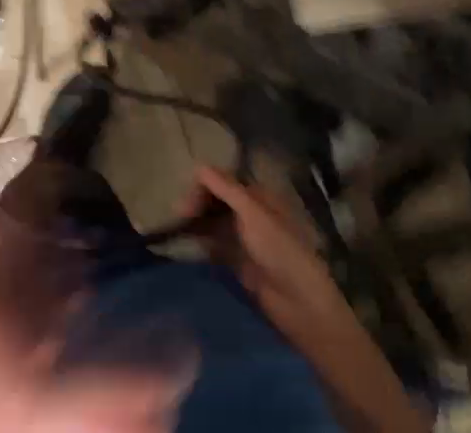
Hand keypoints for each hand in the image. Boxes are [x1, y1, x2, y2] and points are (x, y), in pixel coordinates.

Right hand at [183, 168, 428, 432]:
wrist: (299, 303)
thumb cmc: (280, 251)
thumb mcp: (254, 214)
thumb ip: (227, 189)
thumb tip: (199, 166)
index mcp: (260, 197)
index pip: (224, 181)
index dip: (203, 187)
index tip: (184, 204)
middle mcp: (251, 213)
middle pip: (216, 200)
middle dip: (196, 203)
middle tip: (175, 217)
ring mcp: (244, 238)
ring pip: (212, 222)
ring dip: (194, 222)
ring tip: (171, 228)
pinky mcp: (238, 261)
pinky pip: (213, 245)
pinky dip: (197, 242)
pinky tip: (181, 244)